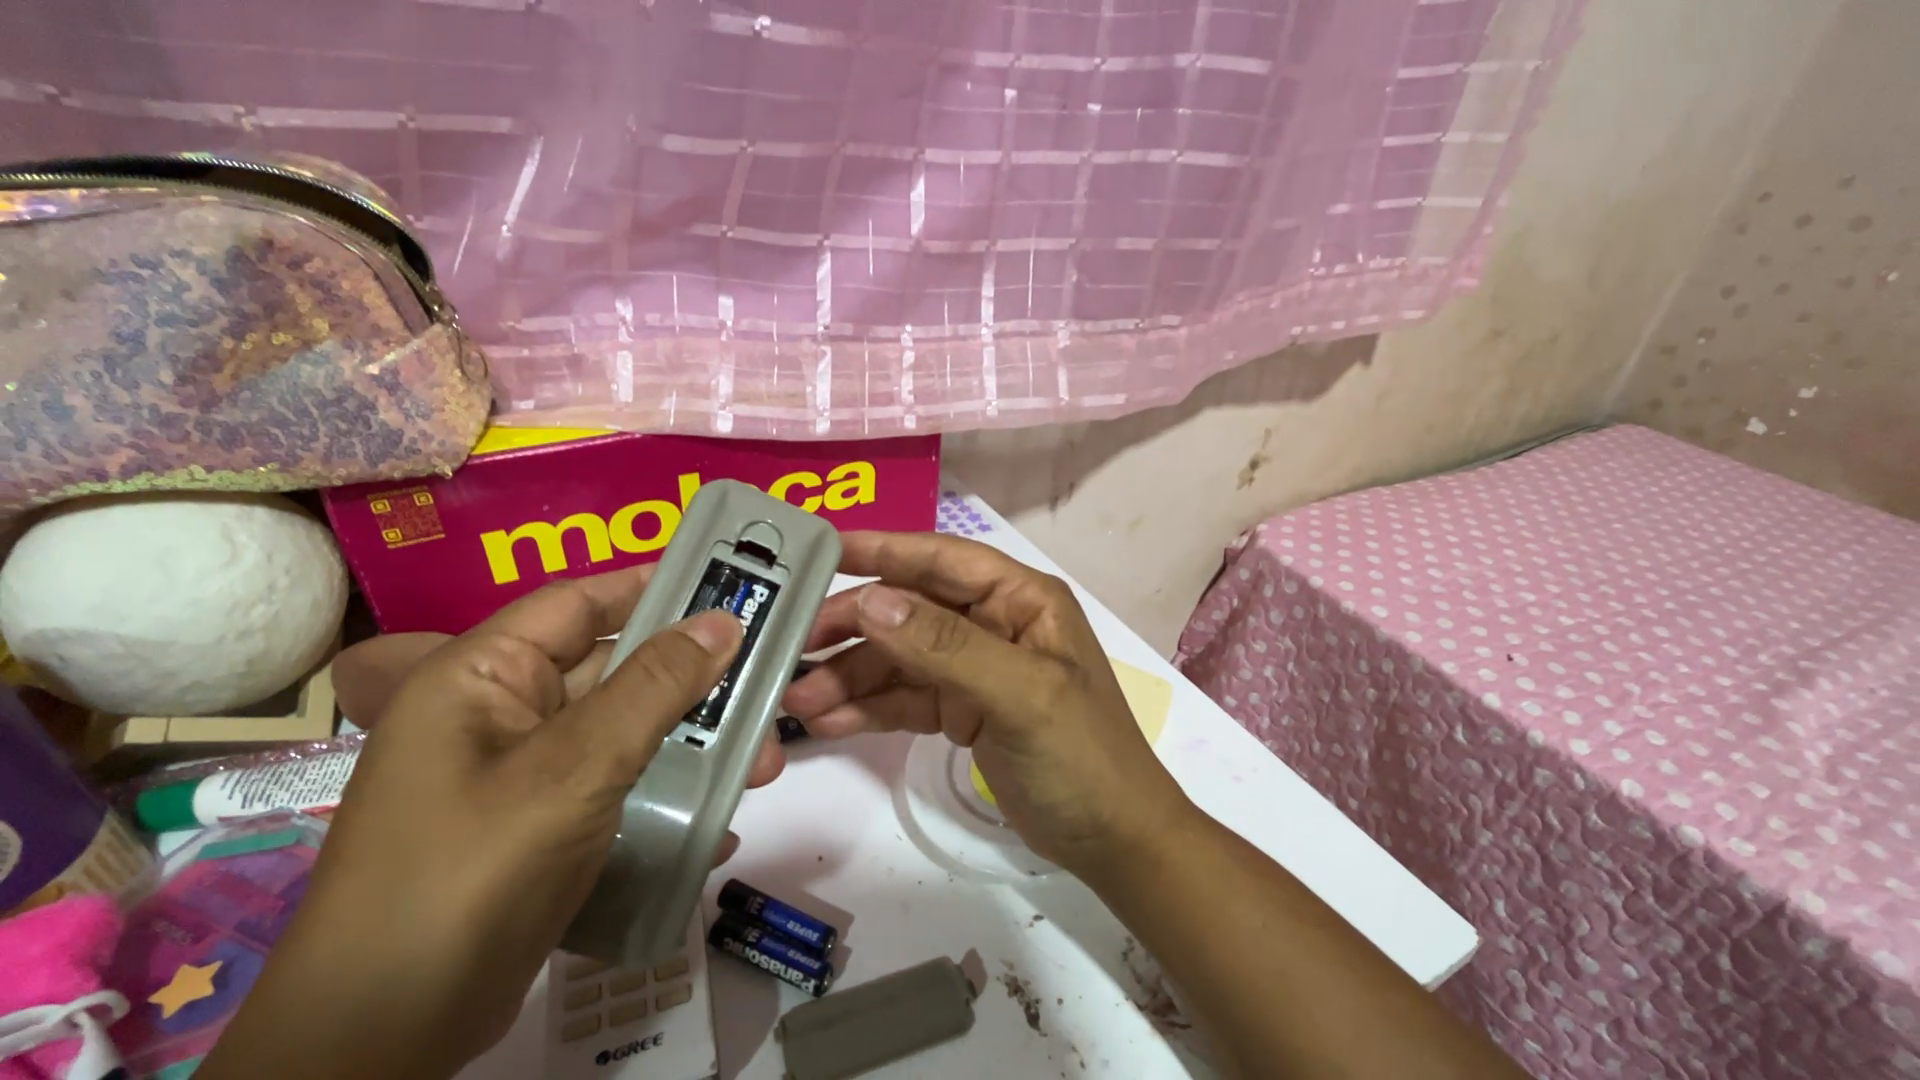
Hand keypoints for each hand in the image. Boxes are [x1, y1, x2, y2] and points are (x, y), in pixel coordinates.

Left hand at [201, 567, 762, 1079]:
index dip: (652, 589)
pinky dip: (663, 802)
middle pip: (611, 674)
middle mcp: (497, 718)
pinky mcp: (537, 835)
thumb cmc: (476, 867)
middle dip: (693, 686)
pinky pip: (613, 795)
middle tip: (769, 691)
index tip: (729, 587)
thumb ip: (654, 688)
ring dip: (690, 749)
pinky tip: (718, 824)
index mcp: (482, 677)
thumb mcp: (576, 766)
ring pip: (621, 740)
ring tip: (762, 767)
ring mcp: (517, 781)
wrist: (389, 1029)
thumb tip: (722, 620)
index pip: (578, 604)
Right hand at [782, 531, 1191, 876]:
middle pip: (909, 609)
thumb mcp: (1021, 695)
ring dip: (851, 677)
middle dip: (853, 626)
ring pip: (900, 658)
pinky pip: (906, 699)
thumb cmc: (1082, 756)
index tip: (819, 549)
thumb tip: (871, 599)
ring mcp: (976, 670)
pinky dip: (870, 709)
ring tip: (800, 703)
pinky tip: (830, 723)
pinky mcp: (963, 713)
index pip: (942, 559)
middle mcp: (995, 624)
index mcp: (1021, 599)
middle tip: (794, 646)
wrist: (1113, 840)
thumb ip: (946, 646)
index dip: (882, 549)